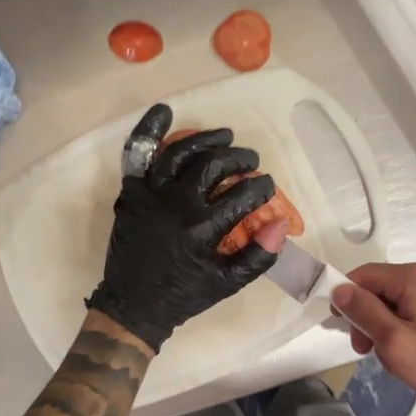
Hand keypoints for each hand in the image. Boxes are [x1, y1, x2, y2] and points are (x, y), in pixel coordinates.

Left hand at [85, 108, 280, 350]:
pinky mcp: (132, 192)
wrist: (134, 304)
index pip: (242, 195)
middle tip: (251, 162)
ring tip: (225, 137)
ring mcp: (151, 195)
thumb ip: (260, 255)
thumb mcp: (229, 283)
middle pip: (215, 165)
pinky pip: (138, 155)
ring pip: (182, 153)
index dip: (261, 187)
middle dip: (240, 159)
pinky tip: (165, 112)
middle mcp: (177, 204)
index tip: (267, 185)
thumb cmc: (185, 294)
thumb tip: (283, 223)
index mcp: (203, 228)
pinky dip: (150, 130)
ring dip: (207, 140)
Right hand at [332, 262, 415, 410]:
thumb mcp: (391, 339)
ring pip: (396, 298)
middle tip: (364, 349)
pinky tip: (405, 348)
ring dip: (383, 323)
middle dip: (367, 315)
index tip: (340, 326)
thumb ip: (363, 311)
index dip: (347, 297)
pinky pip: (414, 305)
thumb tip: (339, 288)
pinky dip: (402, 323)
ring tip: (388, 354)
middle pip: (381, 287)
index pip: (365, 274)